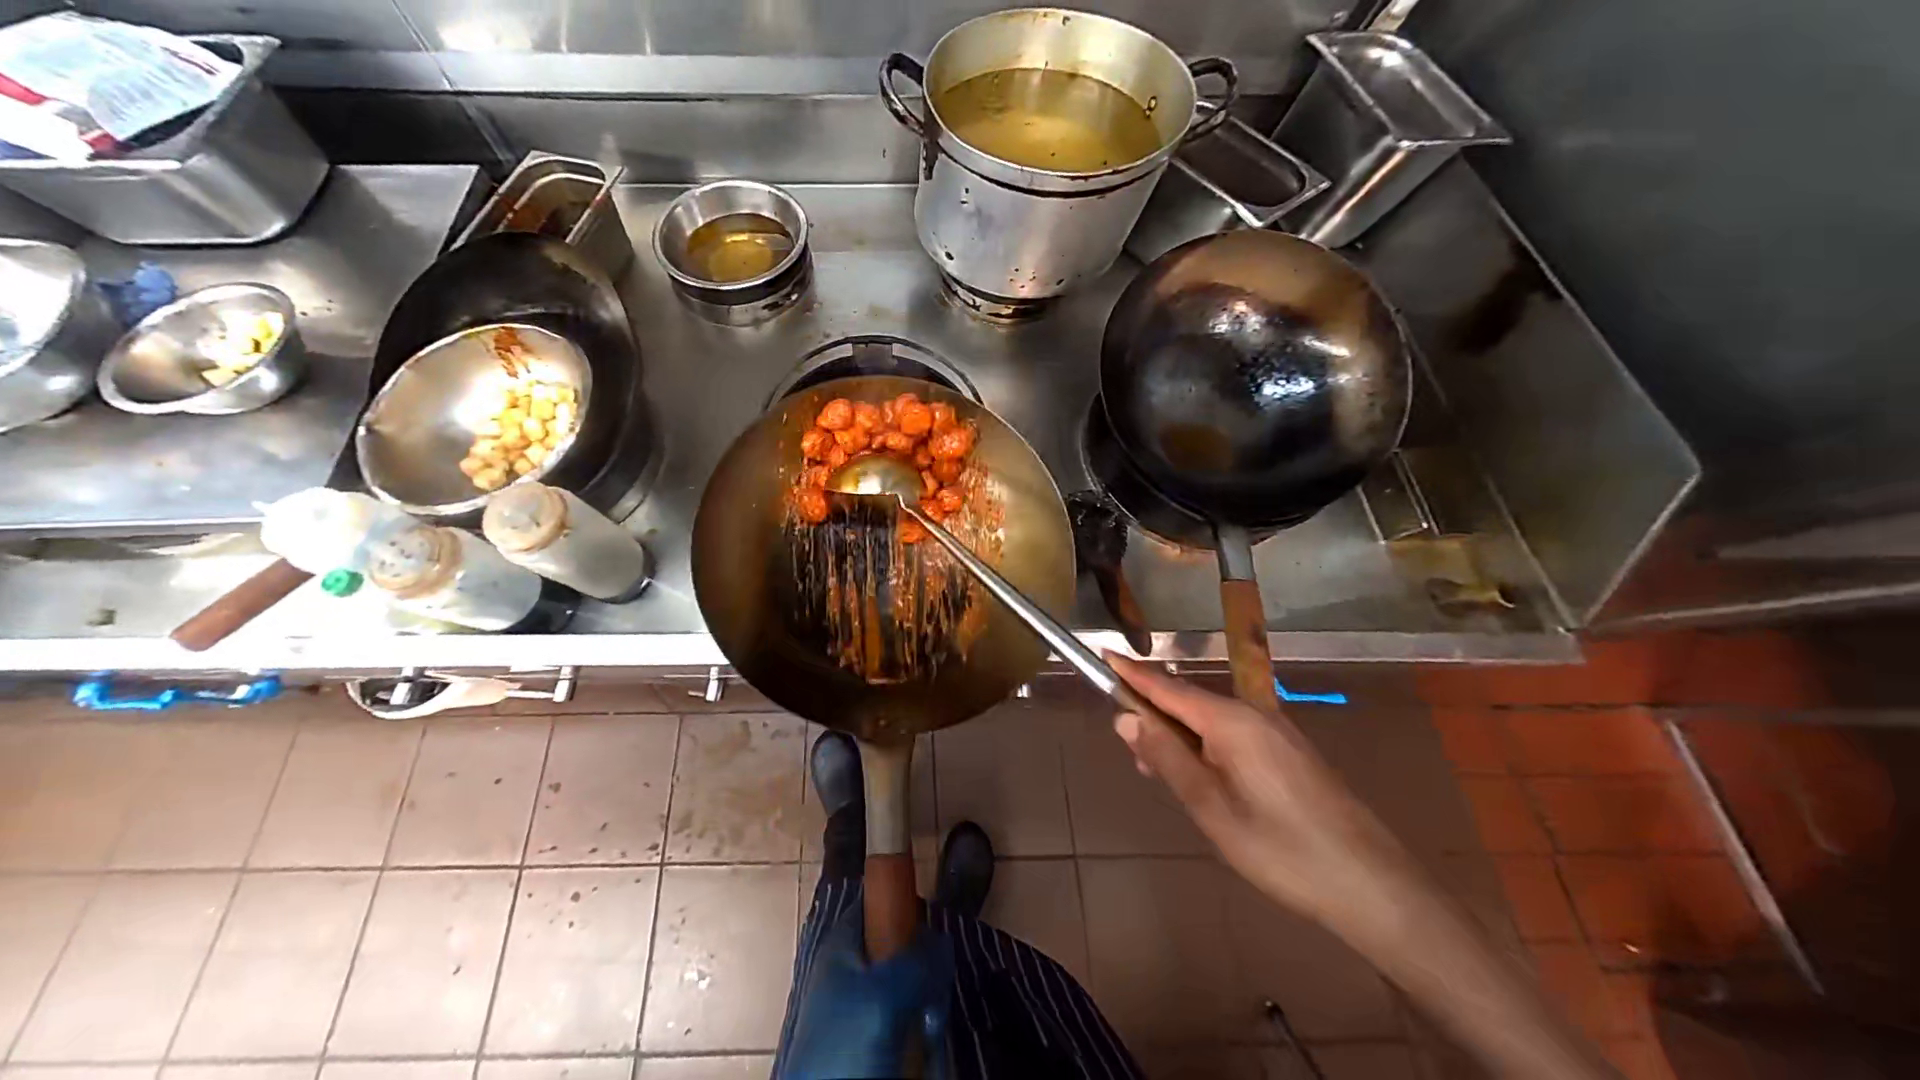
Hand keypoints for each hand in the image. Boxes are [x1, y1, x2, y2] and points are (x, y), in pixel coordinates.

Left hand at [779, 898, 952, 1079]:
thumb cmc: (844, 1047)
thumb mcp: (883, 995)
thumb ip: (917, 961)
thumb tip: (943, 939)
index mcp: (842, 948)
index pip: (874, 903)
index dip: (902, 902)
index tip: (930, 921)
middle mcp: (852, 974)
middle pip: (903, 950)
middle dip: (925, 971)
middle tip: (930, 995)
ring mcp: (864, 1012)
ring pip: (913, 991)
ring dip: (928, 1009)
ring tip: (927, 1032)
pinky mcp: (876, 1045)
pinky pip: (912, 1028)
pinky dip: (922, 1040)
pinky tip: (921, 1056)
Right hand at [1106, 653, 1414, 924]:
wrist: (1373, 886)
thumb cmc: (1281, 849)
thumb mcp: (1210, 808)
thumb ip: (1167, 758)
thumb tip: (1126, 718)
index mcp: (1231, 722)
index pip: (1167, 686)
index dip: (1132, 673)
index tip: (1102, 654)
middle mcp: (1254, 715)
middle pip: (1188, 702)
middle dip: (1154, 718)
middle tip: (1134, 756)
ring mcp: (1276, 733)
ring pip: (1211, 722)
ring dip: (1180, 739)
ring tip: (1162, 775)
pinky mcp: (1289, 753)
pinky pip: (1233, 737)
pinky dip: (1206, 749)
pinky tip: (1203, 780)